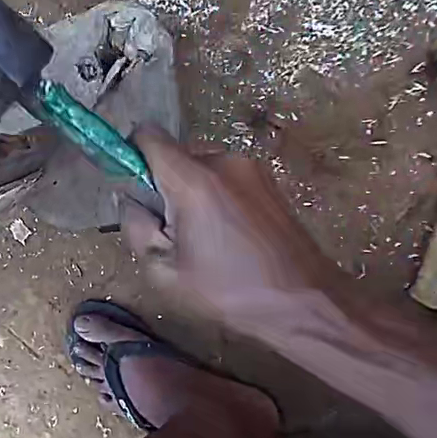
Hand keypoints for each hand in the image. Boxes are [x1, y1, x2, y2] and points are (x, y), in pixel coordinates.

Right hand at [123, 126, 346, 332]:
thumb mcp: (164, 271)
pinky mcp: (267, 179)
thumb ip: (136, 226)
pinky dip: (215, 198)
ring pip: (199, 169)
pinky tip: (229, 236)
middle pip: (174, 157)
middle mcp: (223, 161)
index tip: (133, 188)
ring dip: (191, 194)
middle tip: (173, 232)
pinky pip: (224, 178)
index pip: (147, 136)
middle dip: (164, 186)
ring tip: (206, 239)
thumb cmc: (230, 291)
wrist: (306, 301)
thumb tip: (130, 198)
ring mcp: (250, 167)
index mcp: (194, 179)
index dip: (131, 154)